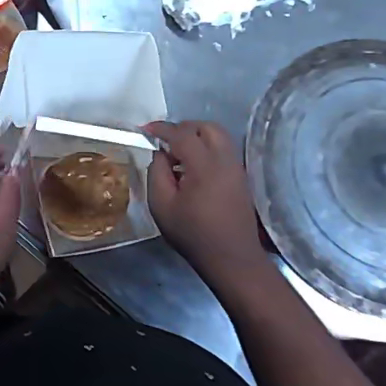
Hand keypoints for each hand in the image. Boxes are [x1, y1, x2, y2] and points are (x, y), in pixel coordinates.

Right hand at [144, 120, 266, 276]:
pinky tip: (192, 168)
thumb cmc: (192, 234)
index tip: (145, 130)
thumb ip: (156, 173)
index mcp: (205, 166)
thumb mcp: (161, 205)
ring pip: (219, 137)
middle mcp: (225, 160)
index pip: (182, 134)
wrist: (231, 257)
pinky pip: (223, 150)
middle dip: (183, 128)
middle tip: (164, 141)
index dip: (162, 128)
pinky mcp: (241, 177)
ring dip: (196, 137)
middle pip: (207, 128)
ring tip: (177, 155)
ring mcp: (237, 168)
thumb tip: (160, 154)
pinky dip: (206, 148)